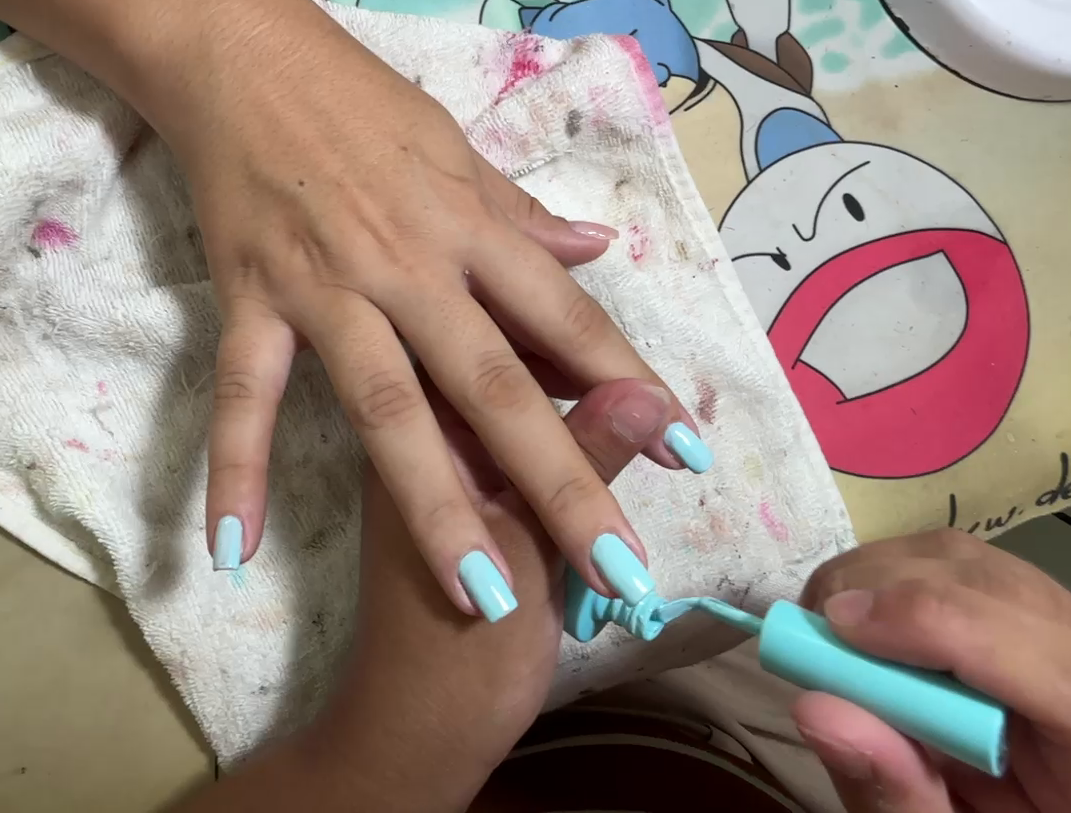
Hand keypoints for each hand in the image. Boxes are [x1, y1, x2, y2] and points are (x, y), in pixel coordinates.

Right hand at [180, 21, 702, 620]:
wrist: (243, 57)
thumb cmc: (356, 99)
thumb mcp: (453, 145)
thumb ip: (519, 213)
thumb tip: (598, 251)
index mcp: (467, 225)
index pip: (564, 314)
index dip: (629, 381)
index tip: (688, 449)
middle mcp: (410, 266)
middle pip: (496, 385)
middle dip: (562, 481)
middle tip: (622, 573)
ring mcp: (327, 289)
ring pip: (387, 409)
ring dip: (434, 504)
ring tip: (481, 595)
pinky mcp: (250, 301)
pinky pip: (245, 396)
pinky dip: (235, 470)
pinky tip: (229, 551)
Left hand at [309, 379, 676, 808]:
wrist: (420, 737)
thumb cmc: (463, 650)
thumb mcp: (533, 548)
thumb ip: (586, 465)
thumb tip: (648, 389)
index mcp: (417, 423)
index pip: (484, 340)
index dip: (560, 334)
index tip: (633, 350)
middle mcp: (423, 423)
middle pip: (503, 363)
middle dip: (577, 365)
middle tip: (653, 383)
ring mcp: (446, 454)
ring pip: (515, 399)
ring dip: (577, 399)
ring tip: (645, 403)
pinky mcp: (469, 485)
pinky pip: (518, 434)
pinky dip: (564, 434)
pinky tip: (611, 432)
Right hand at [793, 530, 1070, 812]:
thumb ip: (896, 793)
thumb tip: (814, 704)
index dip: (949, 630)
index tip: (836, 625)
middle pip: (1015, 596)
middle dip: (890, 594)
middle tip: (811, 632)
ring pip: (982, 565)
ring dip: (881, 579)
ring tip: (831, 630)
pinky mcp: (1054, 618)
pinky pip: (967, 568)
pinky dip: (895, 580)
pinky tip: (866, 623)